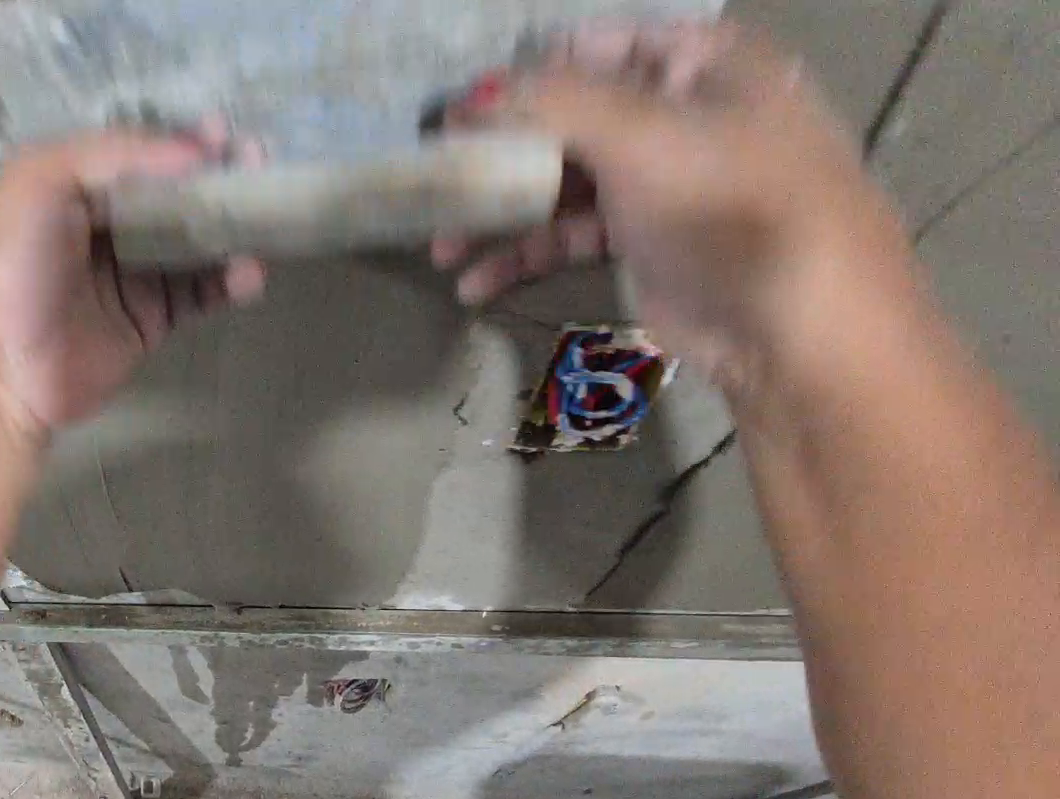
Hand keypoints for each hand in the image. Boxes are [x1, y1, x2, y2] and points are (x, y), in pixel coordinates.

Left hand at [0, 133, 266, 433]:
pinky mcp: (147, 323)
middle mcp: (102, 229)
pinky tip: (249, 273)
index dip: (181, 144)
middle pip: (170, 197)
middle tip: (259, 167)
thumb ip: (115, 153)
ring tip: (264, 218)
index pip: (137, 156)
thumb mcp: (42, 181)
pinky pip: (196, 296)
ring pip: (191, 244)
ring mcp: (127, 278)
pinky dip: (227, 283)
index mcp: (71, 188)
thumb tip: (193, 153)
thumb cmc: (9, 265)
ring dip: (229, 229)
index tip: (225, 135)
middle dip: (216, 179)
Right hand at [435, 23, 915, 373]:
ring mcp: (657, 182)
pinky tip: (476, 285)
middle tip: (439, 190)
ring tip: (442, 252)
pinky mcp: (639, 241)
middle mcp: (677, 115)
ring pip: (559, 186)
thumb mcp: (640, 139)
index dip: (524, 80)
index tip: (458, 118)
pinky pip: (567, 238)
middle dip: (498, 160)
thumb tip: (467, 98)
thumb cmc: (726, 205)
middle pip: (566, 124)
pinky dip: (522, 258)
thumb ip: (552, 106)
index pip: (593, 51)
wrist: (787, 319)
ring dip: (499, 219)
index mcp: (698, 65)